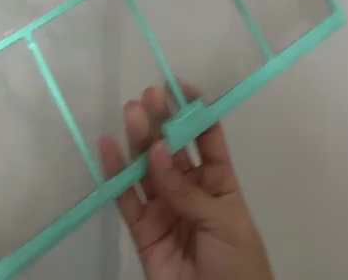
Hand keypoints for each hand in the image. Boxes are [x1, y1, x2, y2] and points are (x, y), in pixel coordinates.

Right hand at [97, 86, 273, 279]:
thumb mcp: (225, 225)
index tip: (177, 85)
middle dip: (160, 121)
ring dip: (137, 140)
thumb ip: (187, 191)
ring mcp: (164, 208)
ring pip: (146, 167)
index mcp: (219, 184)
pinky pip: (126, 198)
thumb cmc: (241, 268)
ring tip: (129, 112)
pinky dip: (115, 174)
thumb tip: (156, 152)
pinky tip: (107, 148)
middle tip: (148, 96)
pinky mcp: (143, 230)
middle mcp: (189, 189)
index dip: (193, 111)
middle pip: (171, 148)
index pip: (206, 139)